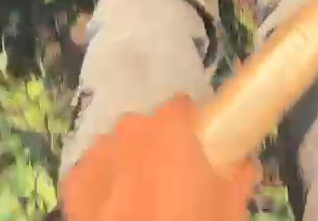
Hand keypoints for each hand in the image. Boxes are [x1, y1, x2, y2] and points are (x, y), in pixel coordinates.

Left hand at [61, 95, 257, 220]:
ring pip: (118, 148)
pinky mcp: (74, 183)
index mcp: (171, 125)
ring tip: (141, 206)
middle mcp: (131, 128)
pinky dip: (103, 188)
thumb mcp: (229, 210)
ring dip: (129, 166)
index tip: (199, 155)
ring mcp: (98, 153)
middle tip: (172, 187)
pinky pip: (93, 173)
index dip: (191, 129)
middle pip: (147, 128)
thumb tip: (243, 165)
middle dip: (158, 150)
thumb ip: (237, 178)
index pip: (182, 108)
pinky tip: (114, 214)